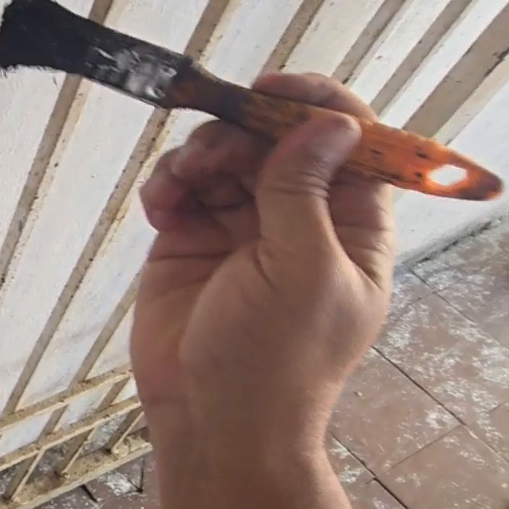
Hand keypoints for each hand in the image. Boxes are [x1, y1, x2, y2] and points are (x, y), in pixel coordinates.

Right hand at [129, 73, 394, 446]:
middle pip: (272, 141)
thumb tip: (327, 123)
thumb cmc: (275, 356)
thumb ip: (304, 194)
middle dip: (239, 136)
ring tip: (178, 187)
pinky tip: (160, 207)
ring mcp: (237, 228)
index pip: (347, 141)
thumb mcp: (301, 272)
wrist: (210, 417)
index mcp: (348, 223)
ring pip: (219, 159)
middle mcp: (294, 216)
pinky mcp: (187, 241)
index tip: (272, 91)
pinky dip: (166, 187)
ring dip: (195, 159)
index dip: (315, 105)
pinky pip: (179, 190)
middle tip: (210, 157)